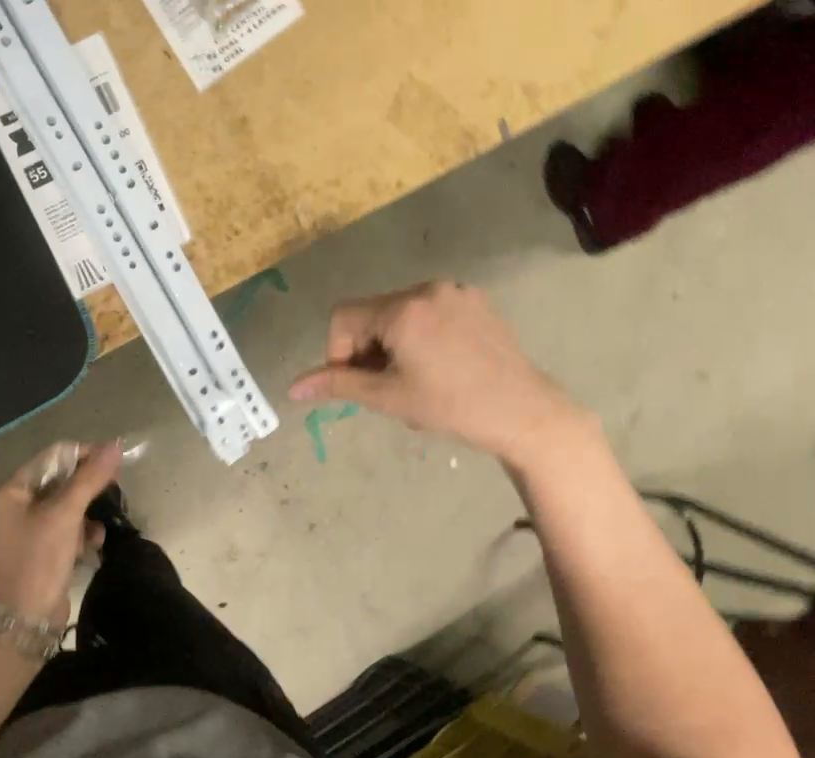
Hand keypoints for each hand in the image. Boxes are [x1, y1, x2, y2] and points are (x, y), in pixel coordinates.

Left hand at [0, 441, 121, 624]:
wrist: (28, 615)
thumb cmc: (40, 558)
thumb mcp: (65, 514)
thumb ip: (89, 479)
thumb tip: (114, 446)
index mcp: (12, 491)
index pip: (51, 458)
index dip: (82, 455)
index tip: (113, 462)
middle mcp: (17, 506)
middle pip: (60, 482)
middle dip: (86, 489)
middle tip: (112, 491)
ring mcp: (29, 529)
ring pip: (67, 507)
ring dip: (86, 515)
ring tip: (95, 531)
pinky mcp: (43, 550)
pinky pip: (68, 530)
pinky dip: (81, 534)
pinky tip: (91, 546)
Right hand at [287, 282, 590, 462]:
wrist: (521, 411)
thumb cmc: (448, 406)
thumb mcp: (386, 396)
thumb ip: (336, 384)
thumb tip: (292, 388)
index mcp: (404, 308)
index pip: (343, 317)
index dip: (337, 352)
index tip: (357, 383)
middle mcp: (429, 289)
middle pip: (372, 314)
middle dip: (366, 350)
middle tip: (384, 387)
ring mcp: (457, 293)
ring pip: (400, 314)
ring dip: (390, 345)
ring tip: (411, 379)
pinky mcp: (477, 304)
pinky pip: (429, 314)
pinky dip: (418, 337)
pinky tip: (436, 368)